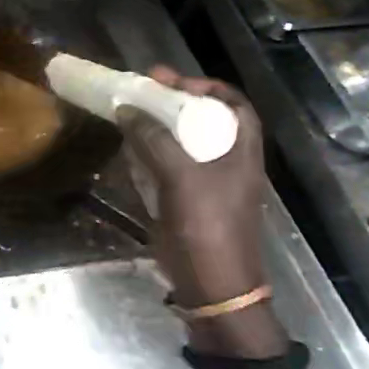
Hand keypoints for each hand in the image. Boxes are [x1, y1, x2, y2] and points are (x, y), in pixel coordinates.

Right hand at [120, 70, 267, 309]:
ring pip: (184, 141)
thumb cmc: (207, 227)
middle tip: (145, 86)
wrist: (211, 286)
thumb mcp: (181, 177)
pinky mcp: (186, 199)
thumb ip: (154, 139)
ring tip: (131, 109)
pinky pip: (168, 164)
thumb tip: (128, 109)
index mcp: (241, 153)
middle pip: (206, 119)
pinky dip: (150, 150)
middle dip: (175, 100)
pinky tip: (128, 144)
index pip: (236, 106)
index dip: (210, 87)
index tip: (177, 82)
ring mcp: (206, 182)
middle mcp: (227, 162)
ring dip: (158, 124)